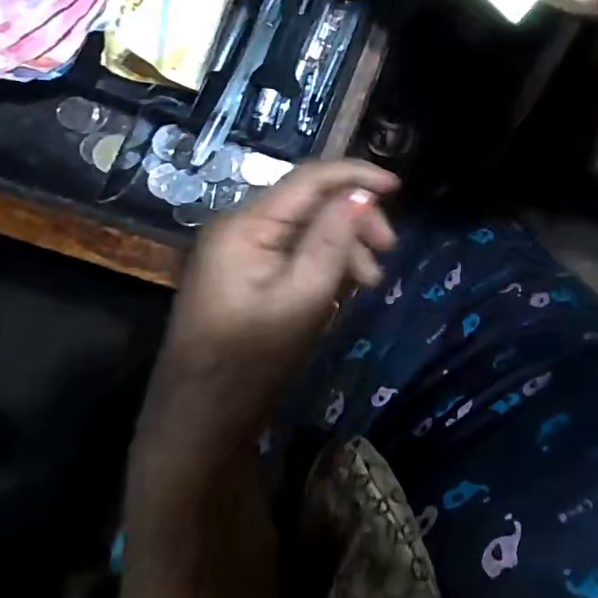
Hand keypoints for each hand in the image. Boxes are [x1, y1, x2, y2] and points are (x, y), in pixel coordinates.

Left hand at [157, 160, 398, 414]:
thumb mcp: (302, 299)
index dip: (355, 176)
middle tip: (388, 253)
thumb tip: (361, 194)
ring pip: (304, 229)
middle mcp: (239, 226)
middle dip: (352, 220)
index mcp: (245, 224)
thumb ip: (332, 240)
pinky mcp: (243, 274)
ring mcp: (238, 251)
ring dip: (342, 246)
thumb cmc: (251, 362)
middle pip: (308, 202)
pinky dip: (322, 264)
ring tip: (368, 284)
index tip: (398, 188)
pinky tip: (341, 290)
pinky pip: (291, 252)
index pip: (308, 178)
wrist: (199, 421)